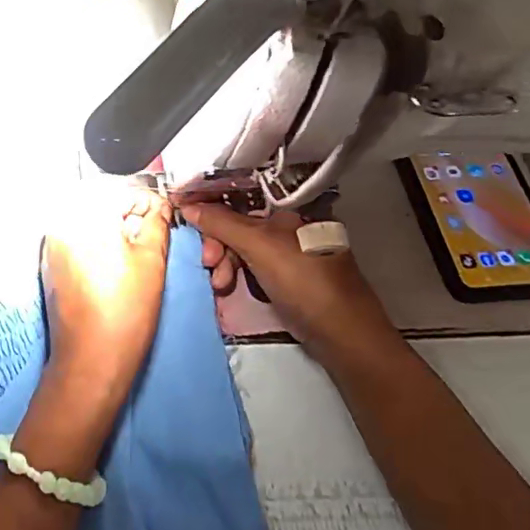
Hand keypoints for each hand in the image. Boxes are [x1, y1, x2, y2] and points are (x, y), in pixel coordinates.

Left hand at [40, 185, 172, 395]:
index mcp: (82, 215)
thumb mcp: (152, 260)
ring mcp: (51, 245)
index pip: (120, 189)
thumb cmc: (124, 314)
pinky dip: (97, 242)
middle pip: (101, 201)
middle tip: (152, 232)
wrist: (90, 362)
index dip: (148, 200)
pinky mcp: (50, 265)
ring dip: (112, 227)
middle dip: (128, 212)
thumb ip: (156, 223)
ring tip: (136, 252)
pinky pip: (77, 239)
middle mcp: (59, 223)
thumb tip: (159, 209)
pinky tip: (116, 265)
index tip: (164, 215)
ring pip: (88, 219)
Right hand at [181, 203, 399, 365]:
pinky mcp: (287, 278)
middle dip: (218, 243)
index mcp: (288, 209)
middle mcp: (288, 225)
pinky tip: (232, 288)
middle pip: (238, 224)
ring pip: (243, 248)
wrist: (342, 332)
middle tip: (208, 263)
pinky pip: (252, 267)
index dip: (212, 209)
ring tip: (221, 284)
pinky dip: (238, 276)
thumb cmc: (303, 281)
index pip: (239, 197)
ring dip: (225, 263)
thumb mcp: (259, 247)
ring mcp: (288, 253)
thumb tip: (188, 205)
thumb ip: (222, 223)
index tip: (188, 224)